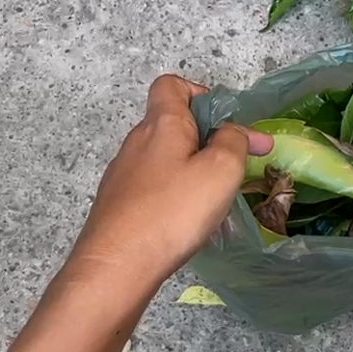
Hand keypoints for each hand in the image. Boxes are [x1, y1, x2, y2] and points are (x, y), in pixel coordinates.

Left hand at [66, 75, 271, 286]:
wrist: (116, 267)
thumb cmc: (173, 211)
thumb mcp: (221, 169)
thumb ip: (234, 141)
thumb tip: (233, 131)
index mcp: (161, 124)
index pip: (171, 84)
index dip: (201, 92)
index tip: (225, 122)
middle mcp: (137, 142)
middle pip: (173, 122)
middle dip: (207, 137)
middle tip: (235, 164)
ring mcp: (124, 174)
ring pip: (165, 157)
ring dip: (193, 168)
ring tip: (216, 197)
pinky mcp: (119, 204)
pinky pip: (155, 185)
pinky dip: (176, 192)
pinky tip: (188, 220)